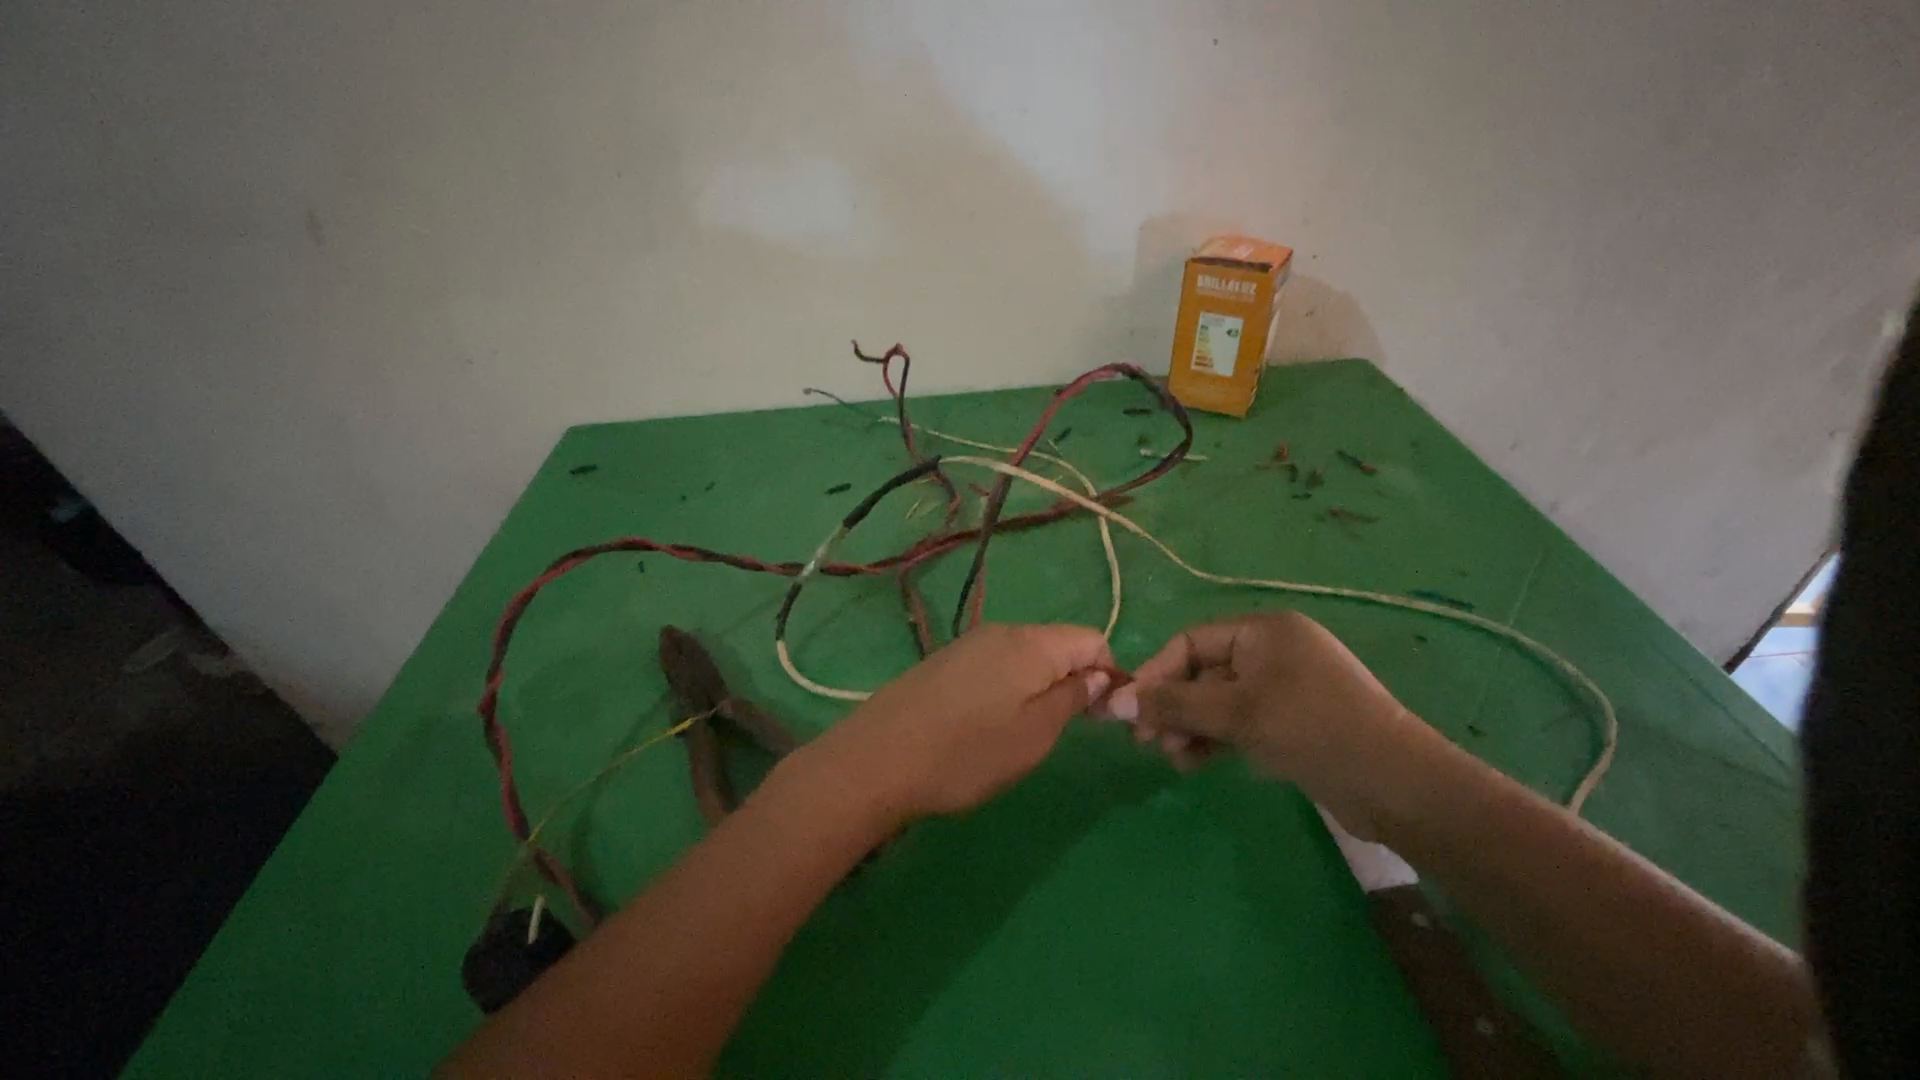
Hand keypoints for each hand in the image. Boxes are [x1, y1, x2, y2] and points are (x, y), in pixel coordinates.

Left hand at [786, 623, 1114, 826]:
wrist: (875, 760)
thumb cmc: (966, 754)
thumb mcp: (1034, 736)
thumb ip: (1072, 699)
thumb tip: (1099, 676)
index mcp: (1032, 643)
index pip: (1093, 639)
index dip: (1108, 674)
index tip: (1101, 718)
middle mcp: (1002, 631)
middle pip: (1058, 643)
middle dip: (1073, 680)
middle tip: (1065, 730)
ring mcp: (968, 644)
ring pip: (1025, 655)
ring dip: (1039, 685)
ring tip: (1025, 731)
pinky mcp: (944, 661)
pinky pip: (995, 664)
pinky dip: (1008, 687)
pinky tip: (989, 723)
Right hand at [1098, 611, 1435, 839]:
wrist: (1394, 783)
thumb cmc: (1309, 728)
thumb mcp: (1235, 713)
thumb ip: (1173, 704)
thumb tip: (1115, 701)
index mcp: (1264, 630)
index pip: (1191, 641)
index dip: (1156, 673)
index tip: (1131, 711)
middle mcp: (1274, 650)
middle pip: (1203, 671)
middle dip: (1173, 706)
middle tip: (1148, 743)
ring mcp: (1286, 687)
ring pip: (1220, 700)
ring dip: (1191, 726)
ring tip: (1174, 759)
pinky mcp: (1295, 721)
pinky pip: (1241, 721)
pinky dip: (1217, 738)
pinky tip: (1198, 763)